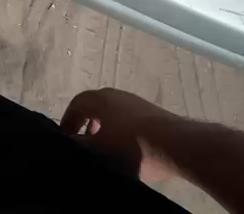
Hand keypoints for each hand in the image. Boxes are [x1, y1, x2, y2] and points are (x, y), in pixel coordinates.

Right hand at [60, 88, 182, 182]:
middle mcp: (113, 94)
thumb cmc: (132, 146)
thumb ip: (82, 145)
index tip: (66, 138)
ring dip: (104, 127)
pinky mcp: (150, 111)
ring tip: (105, 147)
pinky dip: (120, 129)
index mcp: (98, 99)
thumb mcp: (101, 151)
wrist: (177, 144)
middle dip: (85, 124)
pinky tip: (127, 146)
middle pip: (93, 107)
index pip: (75, 105)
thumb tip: (71, 143)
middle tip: (83, 142)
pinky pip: (126, 118)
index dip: (67, 122)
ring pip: (111, 112)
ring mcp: (133, 101)